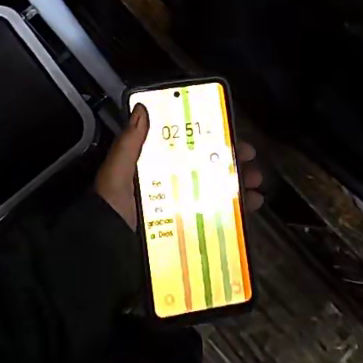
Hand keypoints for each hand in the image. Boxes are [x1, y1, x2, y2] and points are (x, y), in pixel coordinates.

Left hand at [93, 105, 265, 229]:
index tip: (237, 139)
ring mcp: (181, 210)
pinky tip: (249, 210)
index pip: (192, 148)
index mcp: (156, 167)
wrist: (105, 254)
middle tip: (253, 167)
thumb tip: (143, 108)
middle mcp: (172, 186)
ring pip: (218, 193)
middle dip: (235, 166)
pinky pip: (216, 220)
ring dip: (240, 189)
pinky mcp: (187, 232)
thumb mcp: (116, 173)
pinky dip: (236, 214)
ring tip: (256, 192)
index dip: (216, 142)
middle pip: (210, 170)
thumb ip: (129, 143)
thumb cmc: (110, 209)